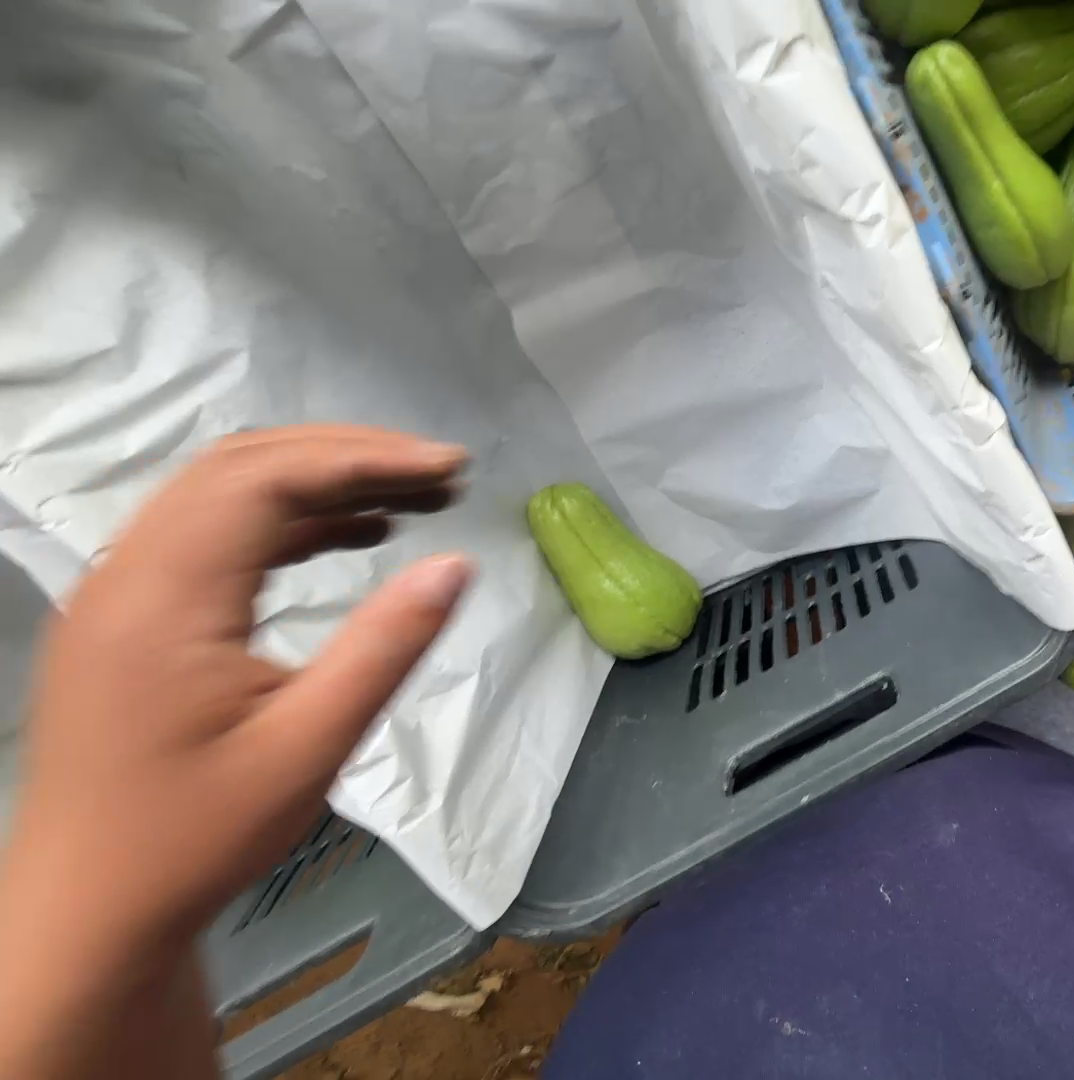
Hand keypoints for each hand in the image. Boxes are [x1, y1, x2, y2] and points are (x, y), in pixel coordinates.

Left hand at [4, 426, 471, 953]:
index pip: (264, 481)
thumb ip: (387, 645)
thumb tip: (458, 564)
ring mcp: (129, 592)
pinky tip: (363, 532)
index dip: (366, 459)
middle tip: (444, 472)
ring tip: (421, 495)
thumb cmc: (201, 831)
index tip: (453, 469)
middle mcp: (131, 576)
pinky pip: (226, 533)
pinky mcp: (144, 615)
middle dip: (352, 454)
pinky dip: (302, 517)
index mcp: (162, 600)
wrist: (91, 907)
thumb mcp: (314, 742)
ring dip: (329, 479)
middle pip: (241, 466)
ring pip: (231, 492)